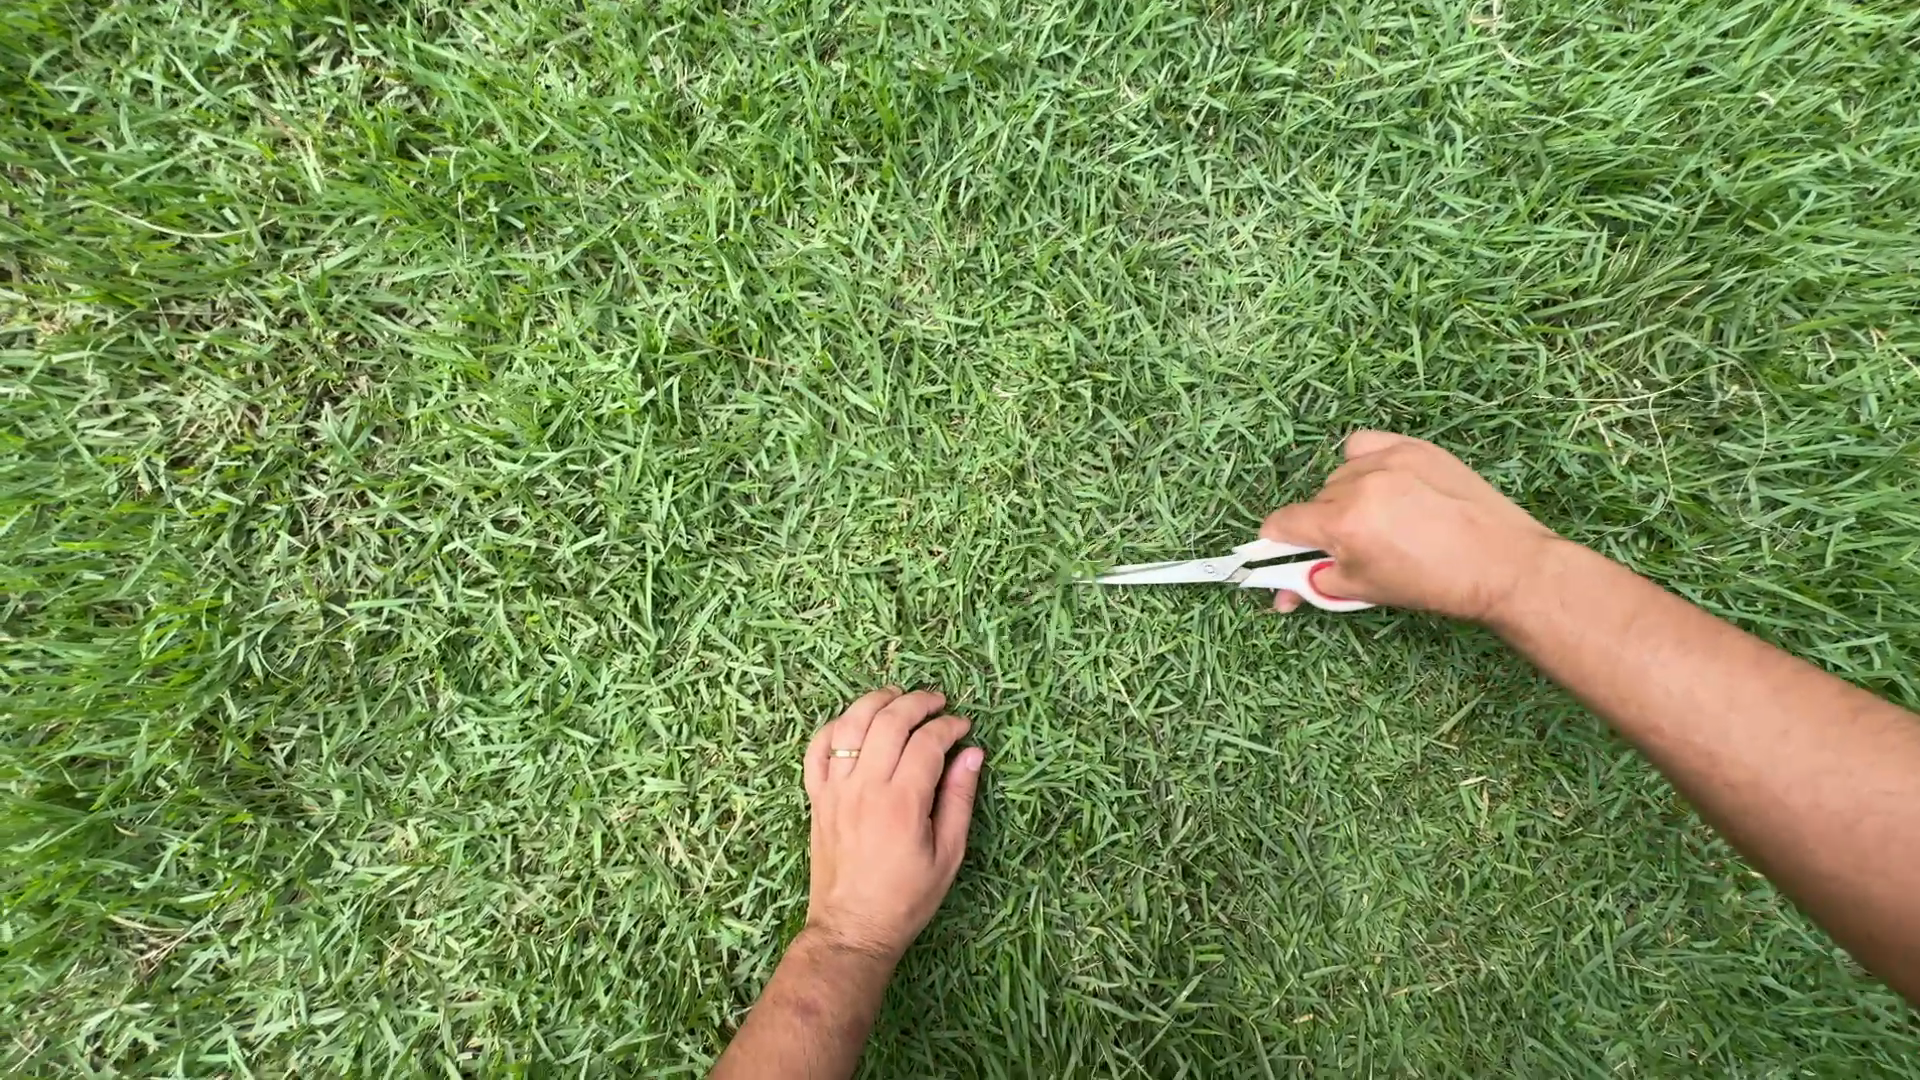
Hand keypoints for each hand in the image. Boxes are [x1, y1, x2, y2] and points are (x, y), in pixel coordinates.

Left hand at [801, 687, 984, 962]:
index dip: (949, 726)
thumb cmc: (907, 897)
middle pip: (889, 721)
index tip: (963, 727)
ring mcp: (835, 789)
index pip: (927, 742)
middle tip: (938, 702)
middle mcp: (864, 787)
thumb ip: (959, 799)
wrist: (851, 929)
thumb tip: (972, 753)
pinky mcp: (816, 796)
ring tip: (898, 697)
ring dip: (876, 702)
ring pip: (850, 724)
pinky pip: (817, 748)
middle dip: (917, 702)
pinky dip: (835, 726)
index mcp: (902, 803)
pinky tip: (855, 722)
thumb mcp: (948, 854)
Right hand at [1261, 430, 1560, 621]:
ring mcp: (1387, 461)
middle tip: (1352, 546)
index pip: (1280, 524)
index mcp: (1342, 524)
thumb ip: (1312, 584)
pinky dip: (1361, 462)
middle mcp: (1358, 486)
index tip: (1285, 551)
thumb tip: (1280, 594)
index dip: (1276, 542)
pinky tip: (1380, 482)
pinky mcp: (1413, 448)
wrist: (1505, 565)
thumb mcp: (1362, 590)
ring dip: (1344, 498)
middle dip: (1321, 526)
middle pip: (1312, 503)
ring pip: (1337, 478)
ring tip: (1378, 518)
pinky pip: (1363, 446)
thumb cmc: (1432, 584)